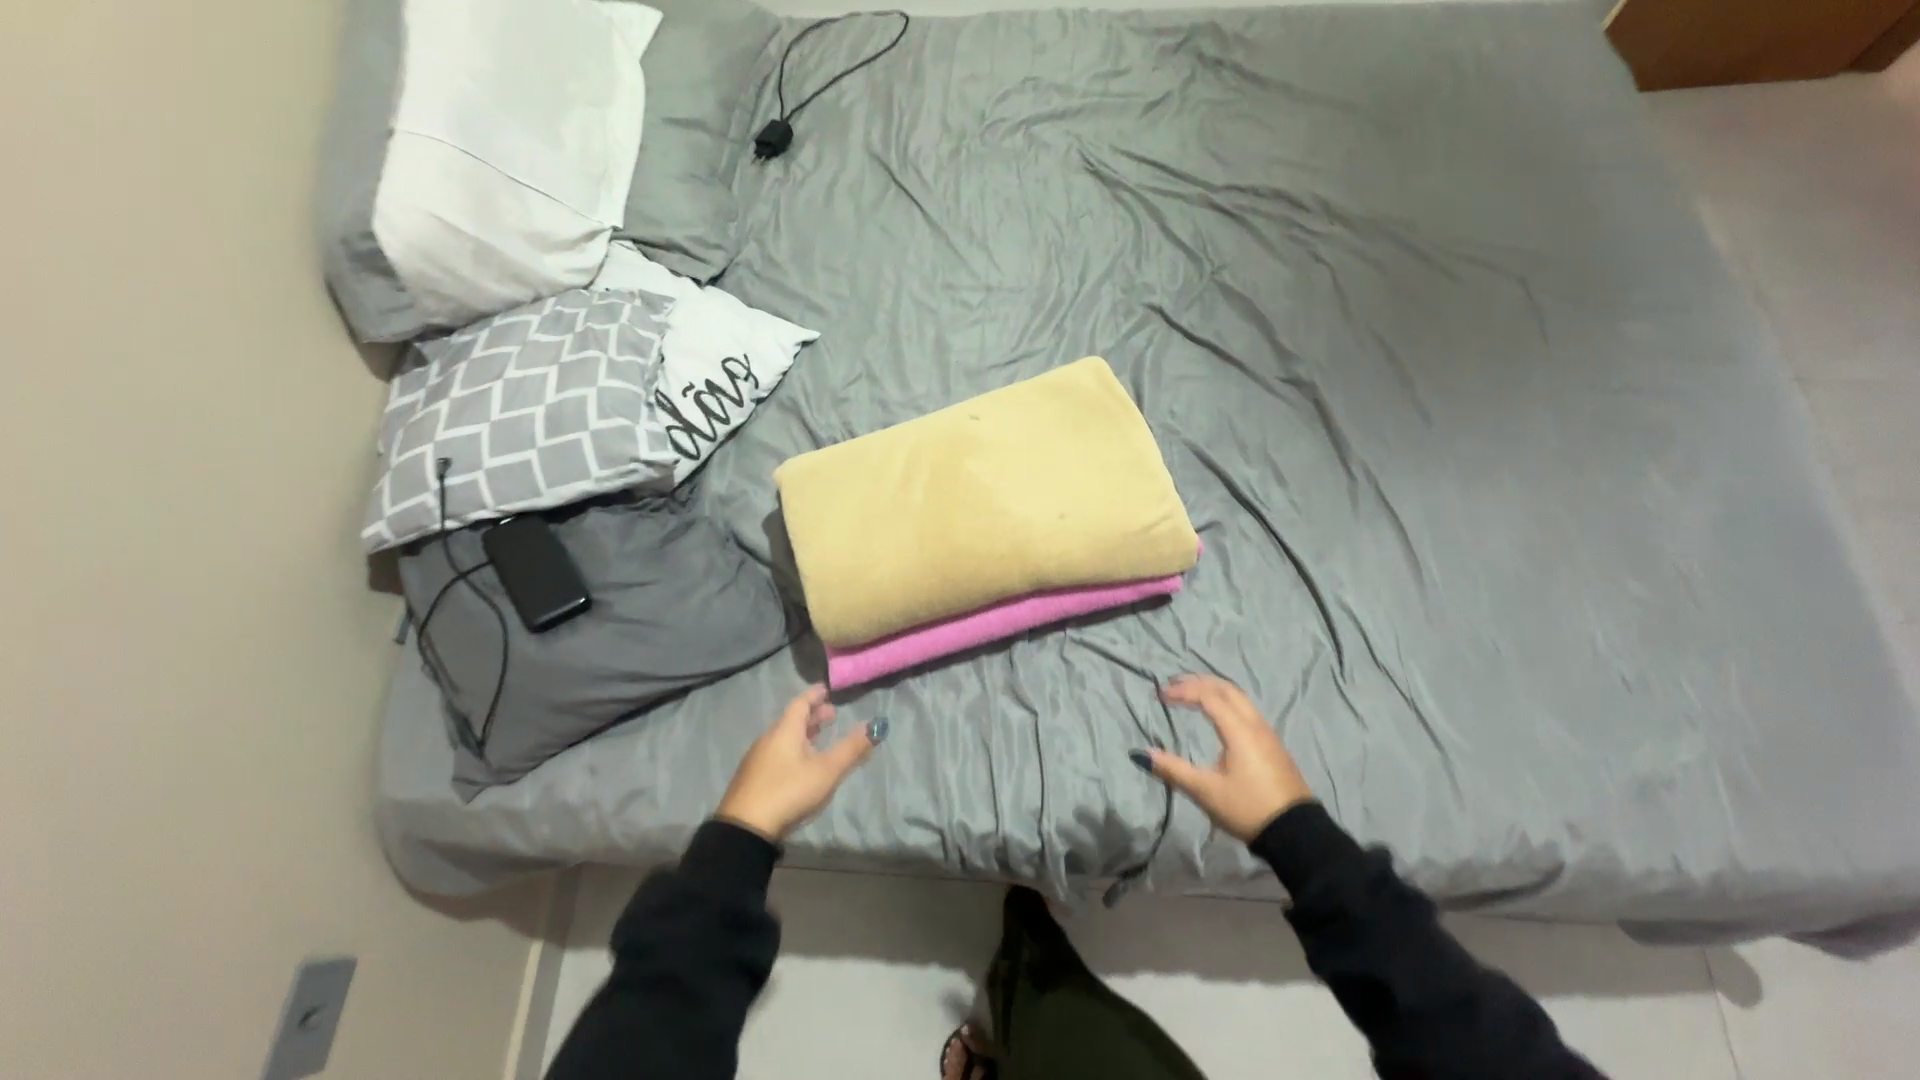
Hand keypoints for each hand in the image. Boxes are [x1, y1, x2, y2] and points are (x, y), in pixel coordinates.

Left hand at [716, 685, 887, 841]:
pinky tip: (800, 764)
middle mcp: (769, 739)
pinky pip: (776, 752)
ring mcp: (758, 759)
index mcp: (785, 731)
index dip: (815, 695)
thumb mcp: (827, 771)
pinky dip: (792, 749)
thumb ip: (851, 749)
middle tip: (832, 716)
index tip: (827, 690)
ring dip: (803, 734)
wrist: (745, 828)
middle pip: (791, 720)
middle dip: (812, 716)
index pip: (801, 703)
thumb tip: (875, 725)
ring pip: (783, 737)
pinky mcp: (753, 777)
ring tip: (819, 739)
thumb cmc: (789, 791)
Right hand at [1135, 674, 1313, 841]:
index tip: (1161, 696)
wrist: (1294, 832)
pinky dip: (1227, 703)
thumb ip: (1173, 769)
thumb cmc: (1247, 808)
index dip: (1183, 691)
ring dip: (1215, 690)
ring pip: (1240, 699)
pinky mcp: (1273, 746)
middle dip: (1199, 682)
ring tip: (1193, 695)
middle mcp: (1255, 725)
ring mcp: (1267, 734)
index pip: (1208, 697)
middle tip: (1174, 685)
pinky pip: (1247, 711)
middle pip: (1227, 689)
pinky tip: (1218, 717)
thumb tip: (1140, 754)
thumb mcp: (1205, 791)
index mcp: (1239, 731)